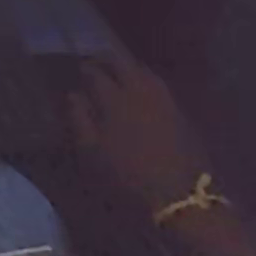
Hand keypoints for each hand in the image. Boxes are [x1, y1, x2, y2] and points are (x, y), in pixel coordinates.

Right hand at [67, 53, 212, 215]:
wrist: (182, 196)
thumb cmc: (128, 173)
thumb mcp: (92, 149)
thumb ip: (79, 118)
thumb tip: (73, 94)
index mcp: (114, 100)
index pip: (95, 73)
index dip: (85, 67)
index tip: (77, 67)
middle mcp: (139, 92)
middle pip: (122, 64)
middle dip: (106, 59)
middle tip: (95, 61)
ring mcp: (163, 100)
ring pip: (143, 71)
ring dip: (128, 66)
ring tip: (117, 69)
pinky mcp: (179, 112)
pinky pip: (158, 84)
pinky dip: (144, 78)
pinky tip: (140, 85)